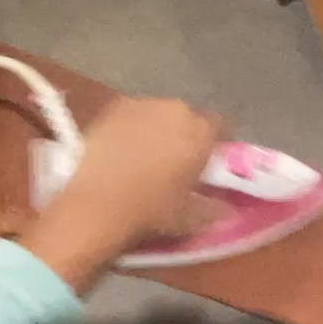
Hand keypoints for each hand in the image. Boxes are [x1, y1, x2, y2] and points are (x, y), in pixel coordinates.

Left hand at [20, 98, 219, 290]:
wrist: (96, 205)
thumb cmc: (150, 212)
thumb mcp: (189, 219)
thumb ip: (213, 209)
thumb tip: (226, 208)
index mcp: (200, 133)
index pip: (219, 127)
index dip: (214, 144)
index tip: (208, 162)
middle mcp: (175, 109)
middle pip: (187, 117)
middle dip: (184, 135)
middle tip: (176, 161)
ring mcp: (141, 104)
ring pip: (157, 114)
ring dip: (156, 130)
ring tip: (145, 156)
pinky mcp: (111, 108)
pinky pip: (130, 116)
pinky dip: (130, 129)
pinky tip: (121, 150)